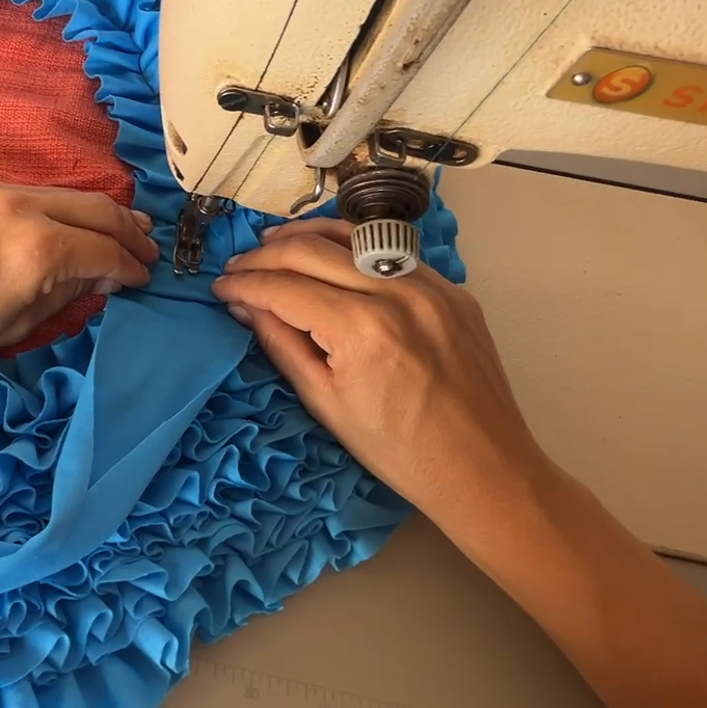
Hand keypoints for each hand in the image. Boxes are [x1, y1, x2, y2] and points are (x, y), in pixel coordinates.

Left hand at [0, 179, 157, 376]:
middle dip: (130, 232)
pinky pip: (36, 192)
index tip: (144, 279)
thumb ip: (68, 293)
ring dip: (101, 213)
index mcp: (39, 250)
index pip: (104, 252)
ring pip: (69, 194)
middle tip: (148, 251)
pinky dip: (63, 206)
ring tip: (125, 229)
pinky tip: (70, 220)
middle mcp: (25, 207)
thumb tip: (102, 277)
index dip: (131, 268)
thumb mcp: (18, 325)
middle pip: (98, 211)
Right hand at [211, 219, 552, 528]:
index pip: (284, 287)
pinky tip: (328, 257)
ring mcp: (430, 285)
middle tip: (236, 268)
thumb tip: (245, 306)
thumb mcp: (324, 402)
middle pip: (310, 251)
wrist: (487, 471)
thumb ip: (280, 344)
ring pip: (352, 236)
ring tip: (270, 244)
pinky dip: (349, 249)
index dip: (244, 285)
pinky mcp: (451, 289)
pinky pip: (388, 254)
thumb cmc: (397, 450)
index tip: (219, 289)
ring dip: (303, 236)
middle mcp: (396, 293)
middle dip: (263, 257)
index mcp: (360, 328)